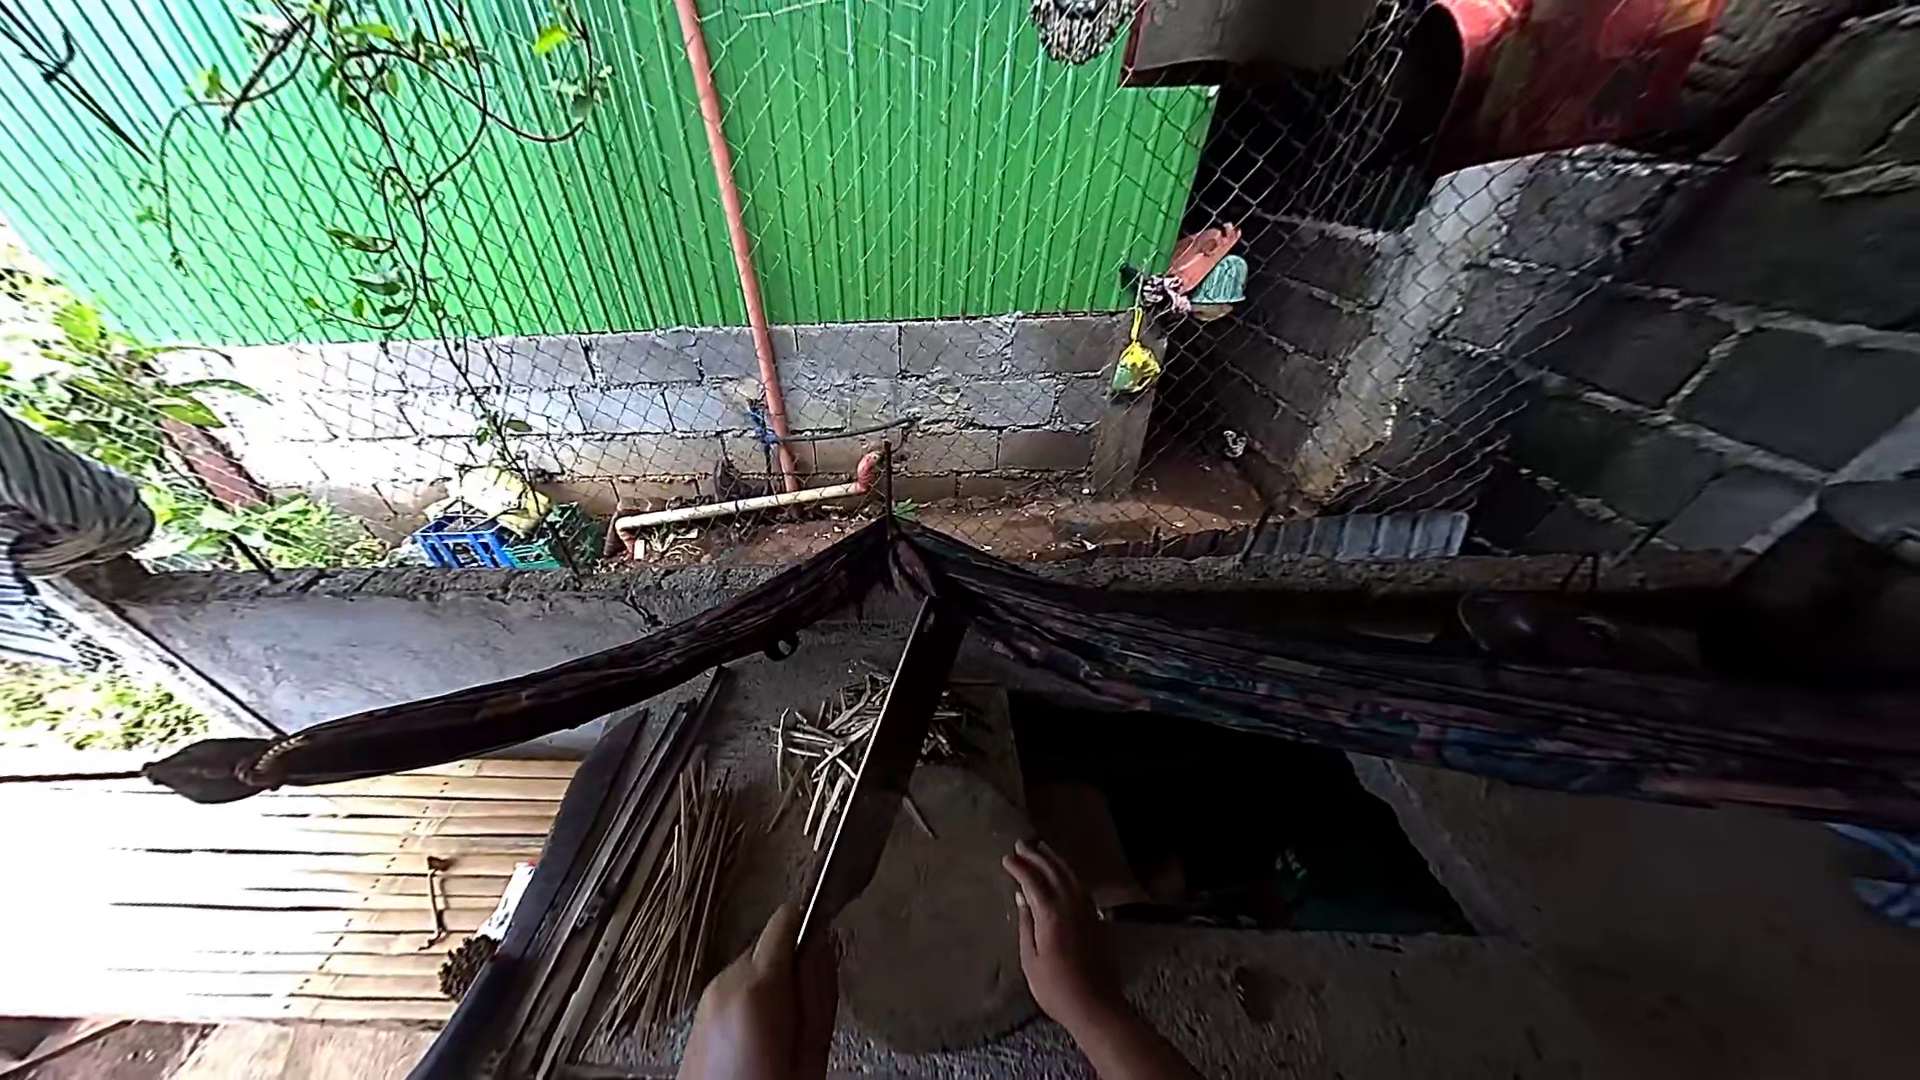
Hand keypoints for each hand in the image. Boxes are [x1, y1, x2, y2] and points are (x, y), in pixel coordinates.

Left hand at [678, 903, 837, 1079]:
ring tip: (784, 1030)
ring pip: (755, 962)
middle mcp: (725, 982)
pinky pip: (736, 986)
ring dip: (774, 980)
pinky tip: (761, 1039)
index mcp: (757, 986)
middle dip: (794, 961)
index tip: (826, 945)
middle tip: (808, 1005)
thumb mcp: (811, 1054)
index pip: (788, 917)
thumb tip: (823, 939)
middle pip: (772, 940)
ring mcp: (707, 999)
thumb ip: (820, 989)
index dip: (811, 923)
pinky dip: (754, 997)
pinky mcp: (698, 1016)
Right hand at [1001, 838, 1124, 1030]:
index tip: (1007, 858)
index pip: (1032, 880)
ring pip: (1069, 873)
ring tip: (1041, 848)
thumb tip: (1021, 897)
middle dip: (1035, 855)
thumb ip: (1026, 924)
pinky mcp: (1097, 916)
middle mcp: (1070, 904)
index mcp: (1050, 913)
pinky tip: (1063, 872)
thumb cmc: (1056, 989)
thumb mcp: (1030, 960)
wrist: (1096, 1006)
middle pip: (1052, 870)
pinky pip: (1080, 884)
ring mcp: (1086, 908)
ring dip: (1054, 858)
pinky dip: (1068, 872)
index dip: (1018, 867)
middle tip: (1021, 844)